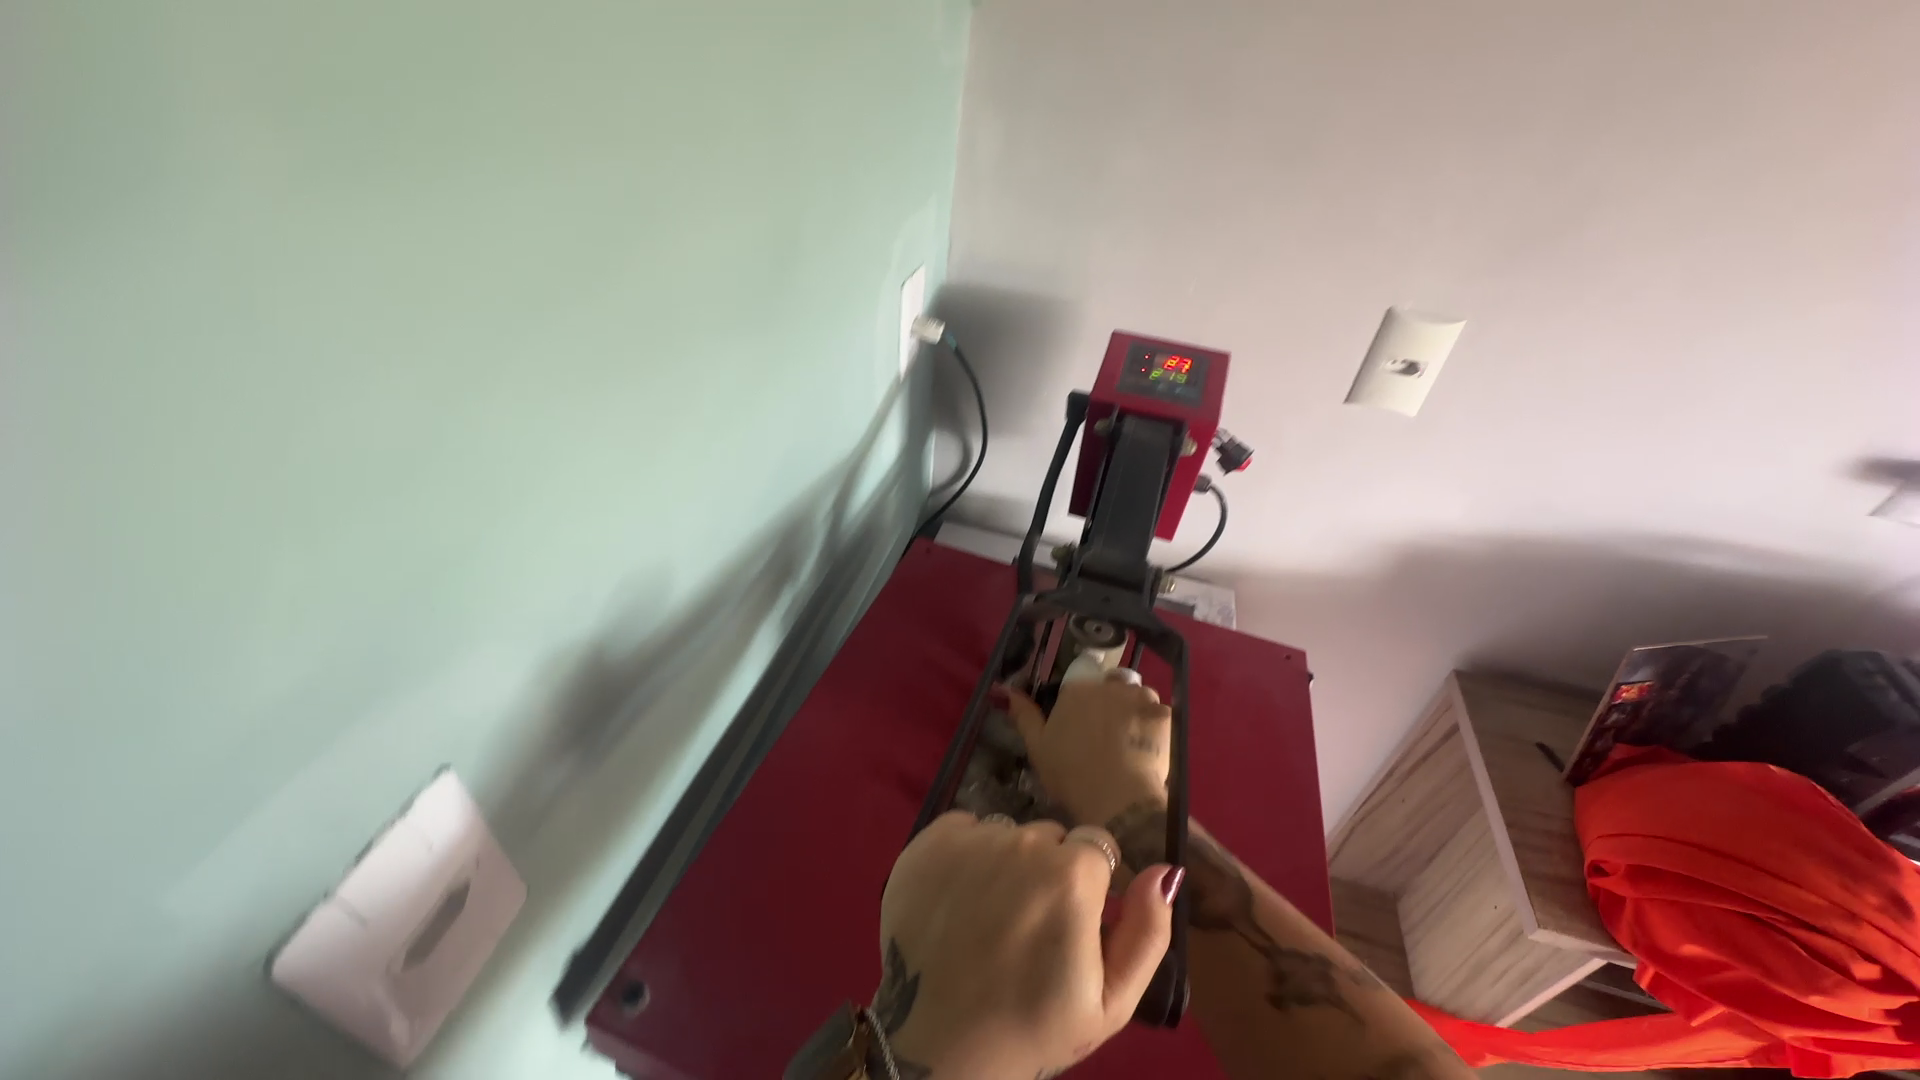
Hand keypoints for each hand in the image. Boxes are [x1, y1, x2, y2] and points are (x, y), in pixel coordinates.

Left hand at [873, 810, 1181, 1078]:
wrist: (936, 1044)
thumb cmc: (1031, 1027)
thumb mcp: (1111, 1001)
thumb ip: (1148, 931)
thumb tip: (1166, 870)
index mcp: (1073, 873)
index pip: (1096, 847)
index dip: (1089, 884)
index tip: (1071, 922)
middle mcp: (1021, 841)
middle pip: (1050, 837)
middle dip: (1049, 870)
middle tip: (1029, 926)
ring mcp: (971, 839)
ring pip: (1007, 833)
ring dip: (1007, 862)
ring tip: (990, 917)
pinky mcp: (928, 842)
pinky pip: (965, 828)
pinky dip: (967, 853)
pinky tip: (960, 897)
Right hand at [1006, 672, 1171, 830]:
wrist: (1118, 801)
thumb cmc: (1071, 774)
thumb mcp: (1038, 746)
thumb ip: (1024, 714)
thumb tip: (1008, 690)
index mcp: (1077, 688)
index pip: (1084, 668)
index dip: (1086, 687)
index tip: (1085, 708)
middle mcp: (1111, 684)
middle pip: (1114, 680)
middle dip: (1112, 695)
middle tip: (1108, 726)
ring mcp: (1141, 698)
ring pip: (1139, 693)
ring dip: (1135, 707)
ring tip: (1130, 736)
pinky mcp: (1164, 715)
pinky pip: (1159, 712)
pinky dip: (1154, 725)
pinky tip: (1147, 745)